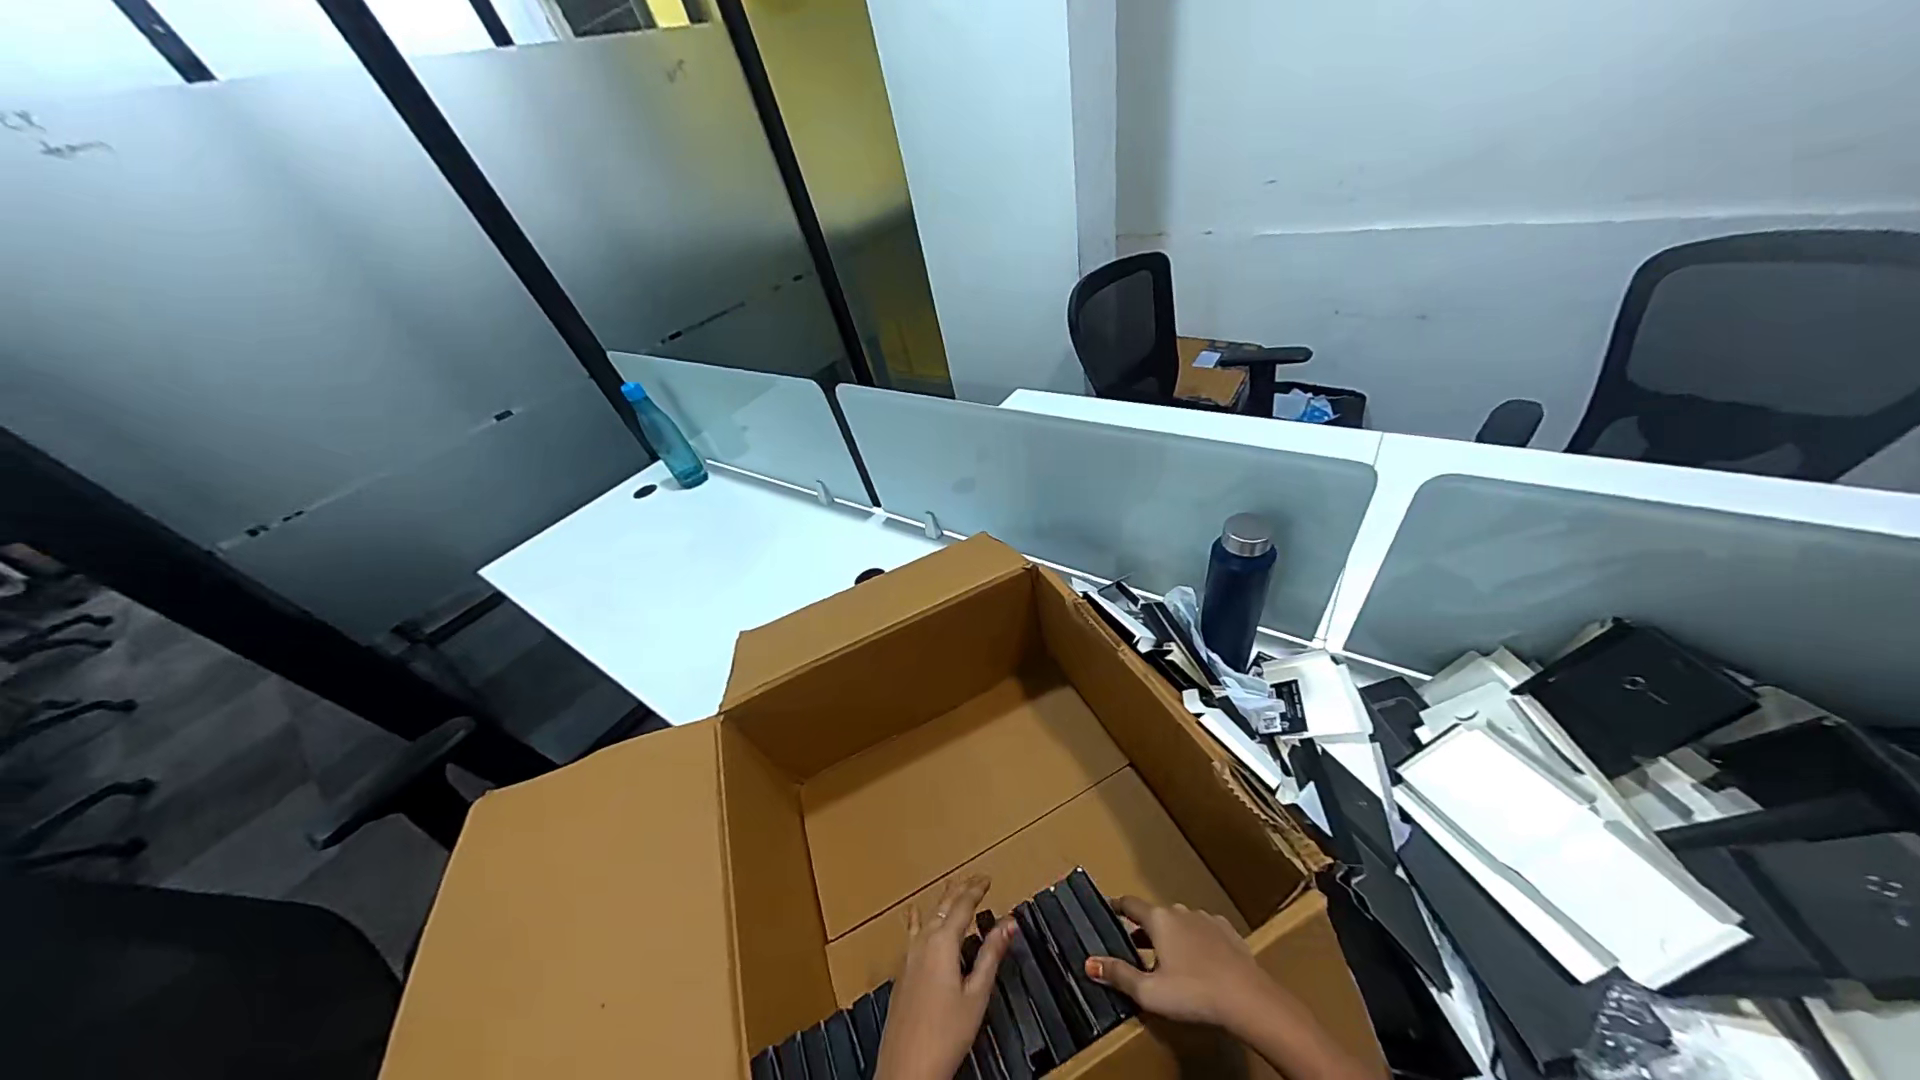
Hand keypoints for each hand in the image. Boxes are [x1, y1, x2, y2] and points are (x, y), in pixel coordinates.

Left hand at [874, 875, 1016, 1079]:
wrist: (907, 1067)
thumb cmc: (946, 1034)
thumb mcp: (976, 994)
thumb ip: (991, 955)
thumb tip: (1009, 923)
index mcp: (942, 942)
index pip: (962, 906)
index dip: (976, 890)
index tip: (987, 877)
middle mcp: (923, 942)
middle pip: (943, 906)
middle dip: (960, 890)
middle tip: (975, 878)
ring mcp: (909, 956)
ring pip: (927, 916)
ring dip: (942, 900)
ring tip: (950, 887)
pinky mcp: (902, 971)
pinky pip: (913, 931)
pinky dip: (920, 917)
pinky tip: (915, 916)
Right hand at [1082, 896, 1271, 1030]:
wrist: (1249, 999)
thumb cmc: (1193, 993)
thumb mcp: (1149, 991)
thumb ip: (1118, 974)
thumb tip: (1088, 962)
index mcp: (1159, 919)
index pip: (1130, 904)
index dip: (1117, 906)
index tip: (1109, 909)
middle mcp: (1181, 911)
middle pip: (1156, 915)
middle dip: (1145, 930)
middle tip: (1137, 949)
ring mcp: (1207, 919)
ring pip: (1181, 922)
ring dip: (1171, 935)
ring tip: (1169, 960)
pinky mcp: (1228, 932)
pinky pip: (1203, 931)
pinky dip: (1195, 941)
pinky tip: (1199, 961)